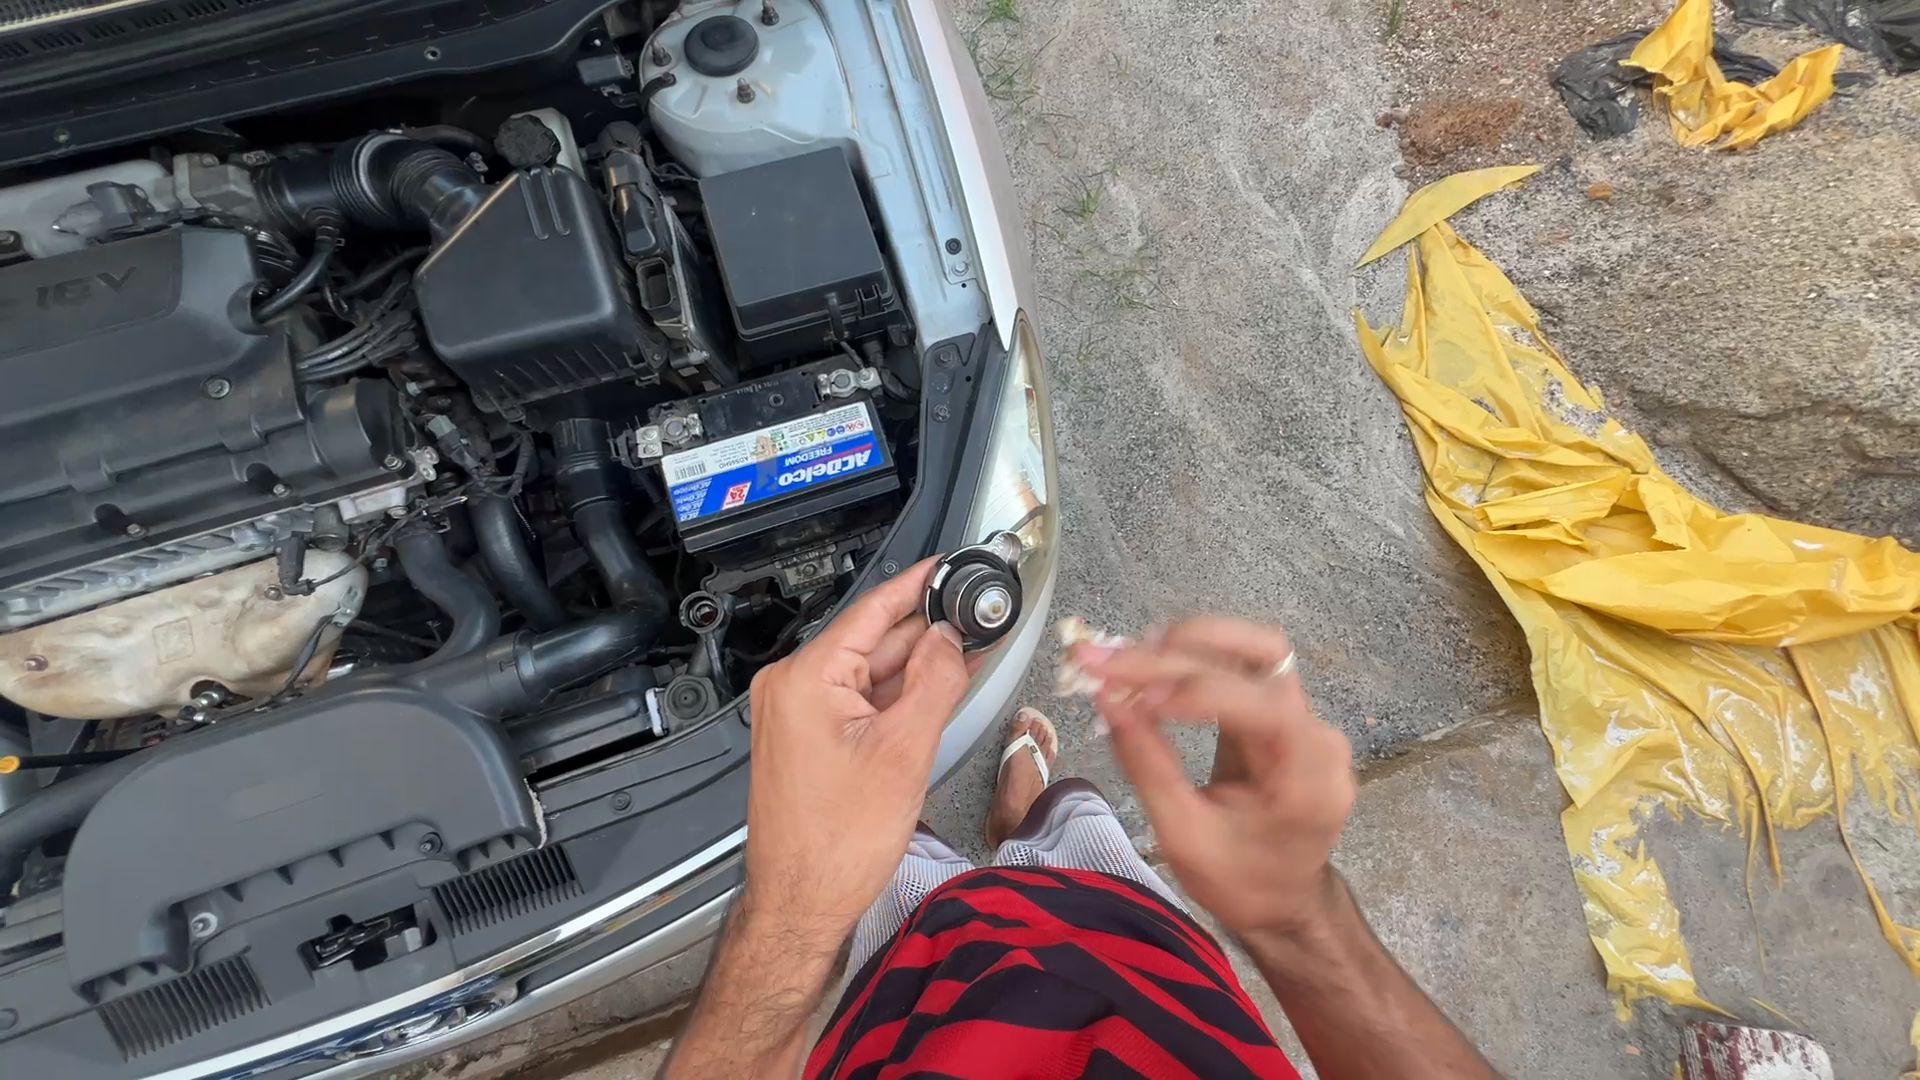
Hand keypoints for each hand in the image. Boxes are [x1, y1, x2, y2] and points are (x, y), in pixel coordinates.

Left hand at [742, 559, 971, 943]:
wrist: (801, 905)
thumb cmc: (835, 844)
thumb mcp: (904, 751)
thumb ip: (935, 682)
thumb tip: (950, 638)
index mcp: (806, 678)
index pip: (872, 610)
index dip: (917, 585)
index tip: (946, 566)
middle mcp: (794, 686)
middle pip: (875, 640)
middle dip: (927, 633)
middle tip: (973, 621)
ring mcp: (801, 711)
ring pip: (872, 671)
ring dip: (917, 666)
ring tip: (965, 655)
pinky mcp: (811, 733)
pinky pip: (863, 698)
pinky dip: (899, 694)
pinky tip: (934, 688)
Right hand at [1074, 617, 1355, 941]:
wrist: (1283, 901)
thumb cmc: (1240, 880)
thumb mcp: (1184, 836)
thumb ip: (1148, 764)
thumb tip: (1105, 698)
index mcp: (1309, 775)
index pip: (1261, 704)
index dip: (1196, 690)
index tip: (1133, 698)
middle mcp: (1316, 731)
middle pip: (1254, 660)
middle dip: (1172, 656)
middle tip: (1105, 660)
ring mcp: (1303, 714)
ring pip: (1251, 647)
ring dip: (1187, 640)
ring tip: (1129, 651)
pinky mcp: (1279, 707)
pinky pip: (1239, 663)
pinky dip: (1192, 654)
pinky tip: (1151, 659)